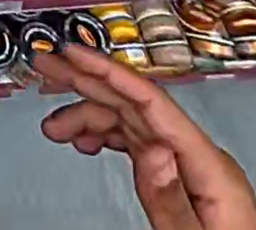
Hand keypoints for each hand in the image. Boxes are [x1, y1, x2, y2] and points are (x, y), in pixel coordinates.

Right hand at [36, 47, 255, 229]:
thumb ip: (173, 203)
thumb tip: (153, 149)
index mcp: (210, 167)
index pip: (150, 100)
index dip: (107, 70)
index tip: (72, 52)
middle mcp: (198, 157)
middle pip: (132, 103)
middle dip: (84, 81)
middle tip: (45, 66)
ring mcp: (188, 166)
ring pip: (127, 121)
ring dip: (86, 116)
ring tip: (53, 126)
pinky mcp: (177, 177)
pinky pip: (132, 140)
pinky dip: (102, 134)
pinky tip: (83, 140)